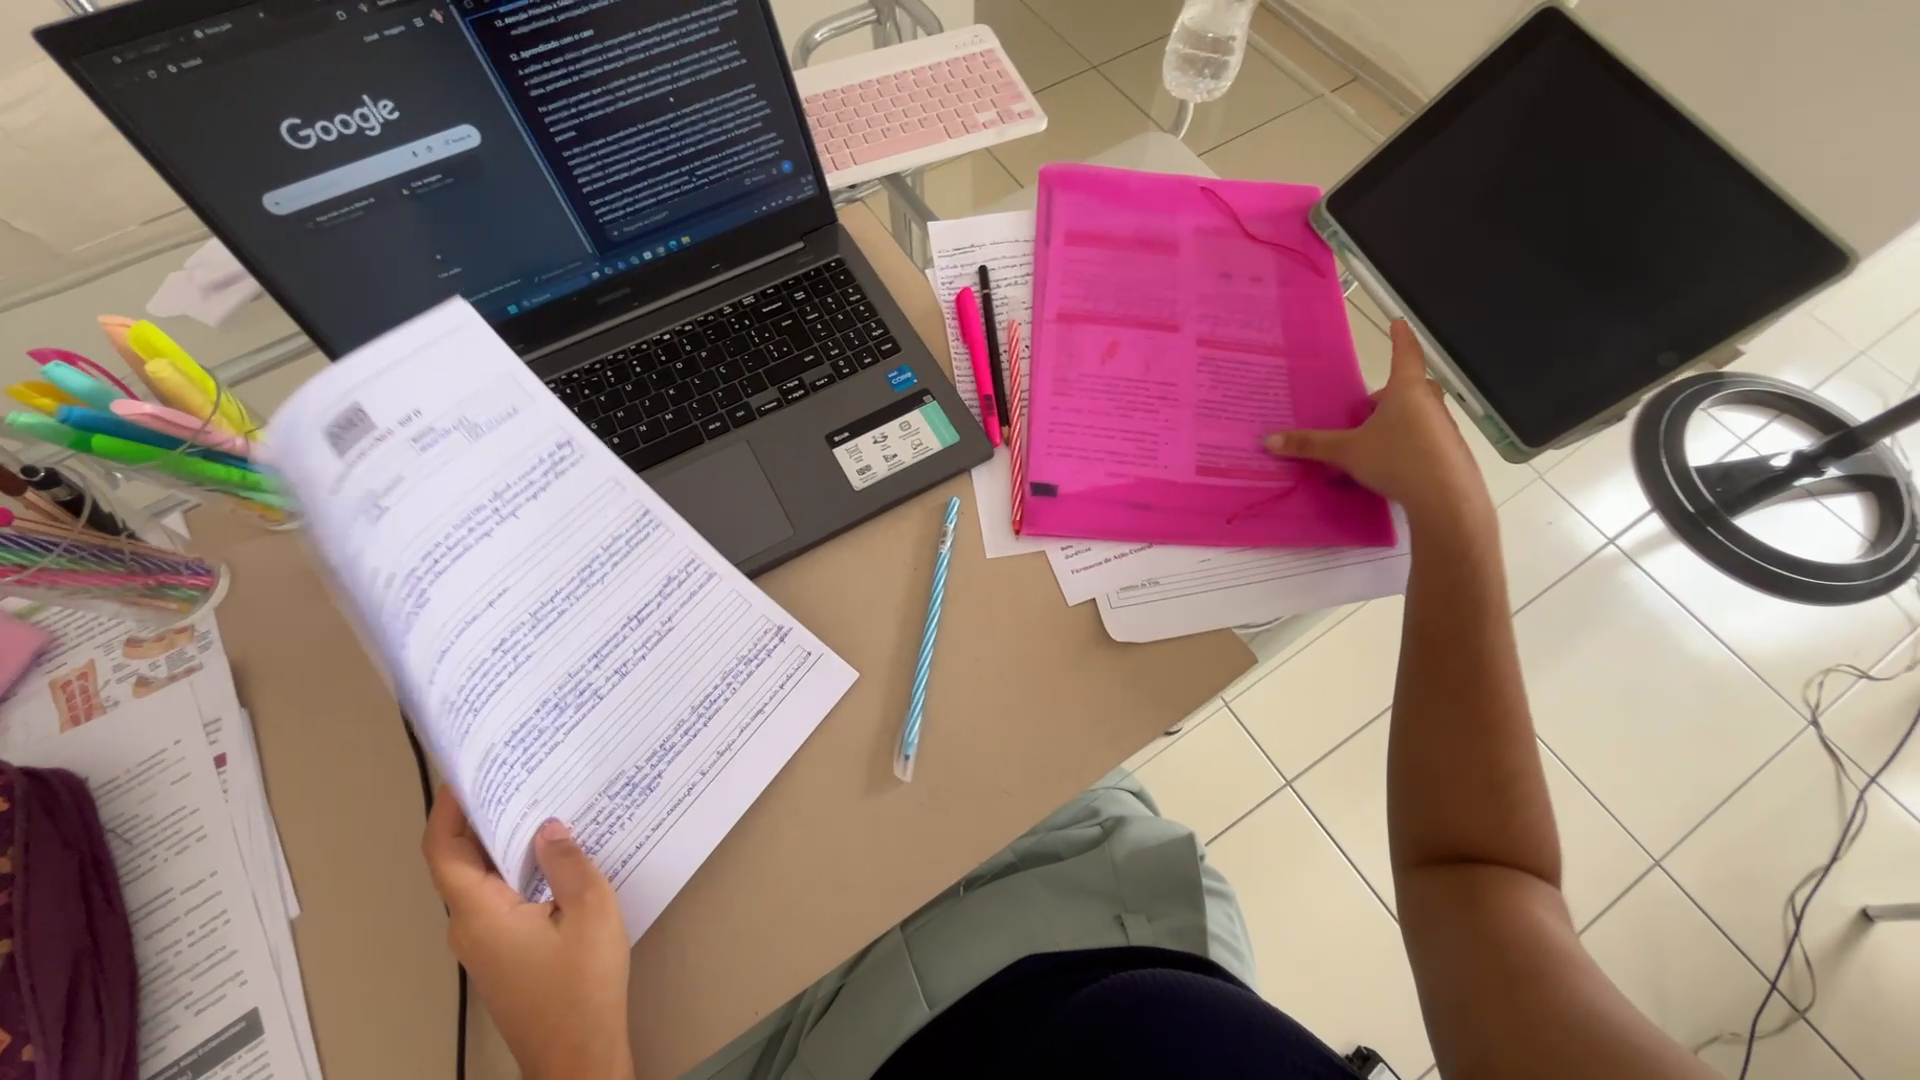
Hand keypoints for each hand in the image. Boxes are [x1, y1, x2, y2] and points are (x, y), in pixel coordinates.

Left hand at [422, 788, 633, 1079]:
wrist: (580, 1056)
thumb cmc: (583, 984)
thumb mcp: (590, 910)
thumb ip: (567, 862)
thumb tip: (547, 827)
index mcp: (480, 913)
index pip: (444, 852)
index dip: (447, 810)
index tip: (465, 775)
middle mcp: (469, 929)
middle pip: (461, 864)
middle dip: (481, 820)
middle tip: (514, 780)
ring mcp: (484, 947)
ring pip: (483, 884)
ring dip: (503, 846)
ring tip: (540, 809)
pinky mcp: (504, 958)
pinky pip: (501, 902)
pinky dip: (518, 872)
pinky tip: (555, 860)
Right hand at [1265, 320, 1491, 528]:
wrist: (1446, 499)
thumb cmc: (1396, 460)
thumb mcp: (1346, 452)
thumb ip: (1310, 445)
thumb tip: (1269, 441)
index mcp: (1406, 390)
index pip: (1404, 354)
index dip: (1400, 337)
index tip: (1398, 322)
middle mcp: (1429, 403)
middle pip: (1412, 385)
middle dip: (1391, 392)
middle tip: (1368, 407)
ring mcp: (1443, 427)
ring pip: (1419, 412)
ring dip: (1398, 419)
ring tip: (1373, 441)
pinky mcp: (1449, 452)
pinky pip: (1426, 437)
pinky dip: (1409, 442)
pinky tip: (1391, 464)